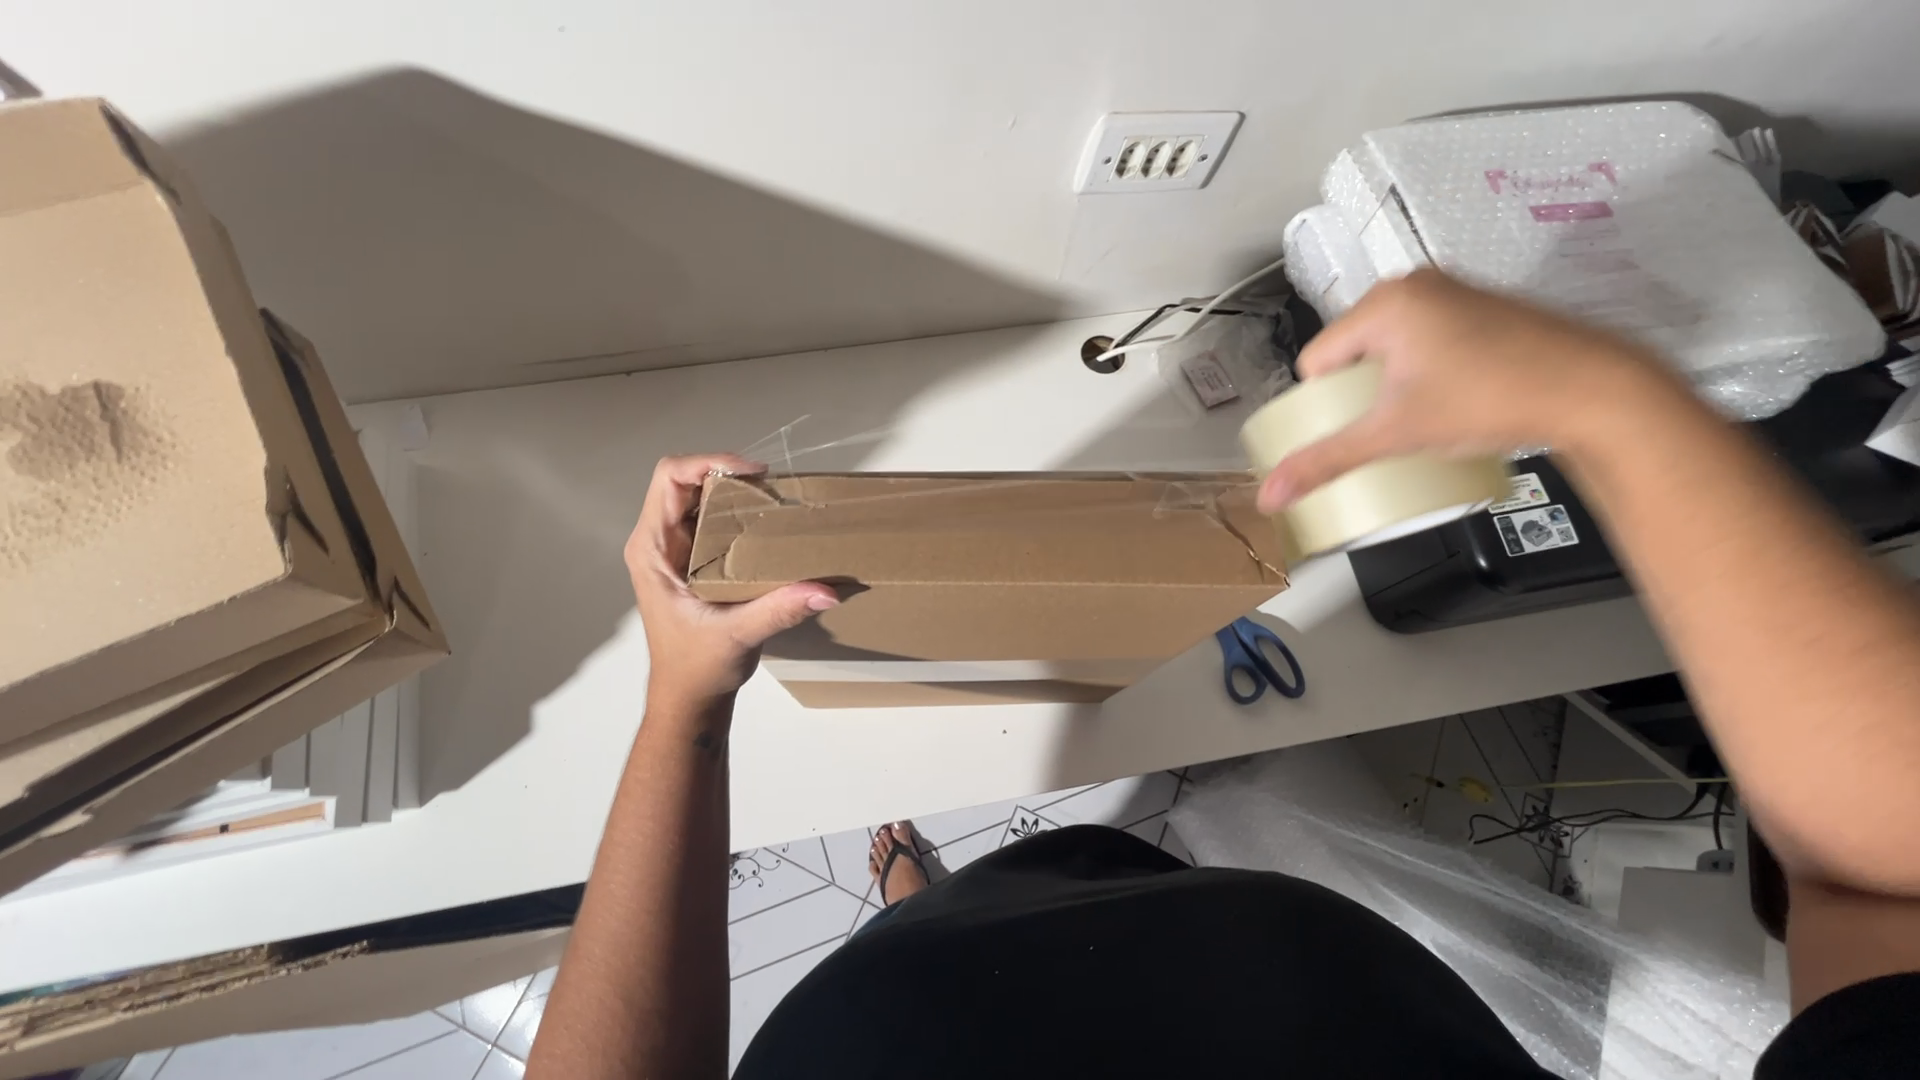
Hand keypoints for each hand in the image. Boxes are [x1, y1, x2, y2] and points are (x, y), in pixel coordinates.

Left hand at [625, 454, 837, 709]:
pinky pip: (713, 519)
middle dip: (728, 475)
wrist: (690, 697)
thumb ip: (779, 610)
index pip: (670, 479)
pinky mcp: (694, 560)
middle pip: (687, 481)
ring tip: (776, 501)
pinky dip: (741, 512)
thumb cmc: (697, 668)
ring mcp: (676, 549)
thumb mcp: (737, 636)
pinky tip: (770, 524)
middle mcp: (660, 541)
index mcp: (652, 549)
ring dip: (736, 492)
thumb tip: (827, 589)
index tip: (753, 474)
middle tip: (773, 488)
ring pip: (701, 497)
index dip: (709, 463)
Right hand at [1257, 270, 1688, 512]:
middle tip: (1387, 423)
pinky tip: (1446, 395)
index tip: (1354, 424)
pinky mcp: (1479, 307)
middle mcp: (1415, 285)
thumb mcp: (1395, 435)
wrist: (1597, 392)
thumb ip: (1326, 462)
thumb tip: (1271, 494)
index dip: (1326, 400)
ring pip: (1386, 347)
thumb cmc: (1497, 397)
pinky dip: (1420, 368)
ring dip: (1389, 382)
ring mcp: (1451, 292)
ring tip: (1418, 413)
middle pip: (1349, 352)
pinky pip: (1421, 339)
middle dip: (1359, 392)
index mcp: (1385, 303)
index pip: (1316, 360)